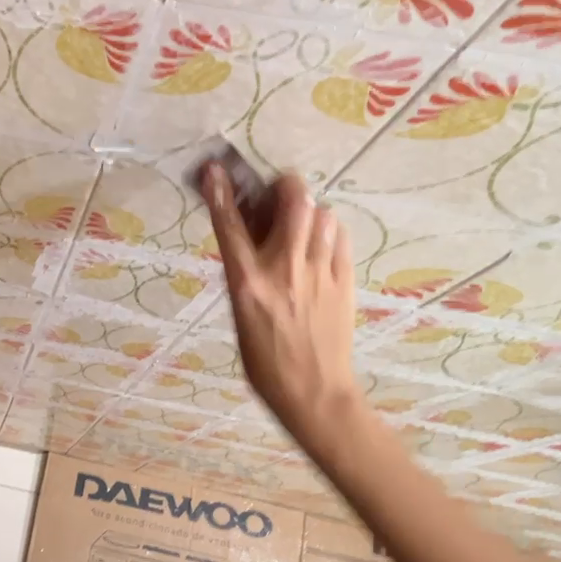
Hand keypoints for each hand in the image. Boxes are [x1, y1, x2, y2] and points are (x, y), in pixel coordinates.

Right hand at [202, 163, 361, 444]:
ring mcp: (319, 272)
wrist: (314, 393)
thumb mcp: (239, 319)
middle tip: (277, 196)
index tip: (215, 168)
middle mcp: (283, 269)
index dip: (220, 192)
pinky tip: (321, 246)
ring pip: (321, 213)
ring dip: (309, 211)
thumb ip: (244, 278)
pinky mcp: (345, 280)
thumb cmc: (264, 364)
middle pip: (292, 201)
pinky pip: (339, 236)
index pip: (230, 225)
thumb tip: (248, 245)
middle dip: (284, 188)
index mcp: (246, 283)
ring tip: (301, 227)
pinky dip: (329, 231)